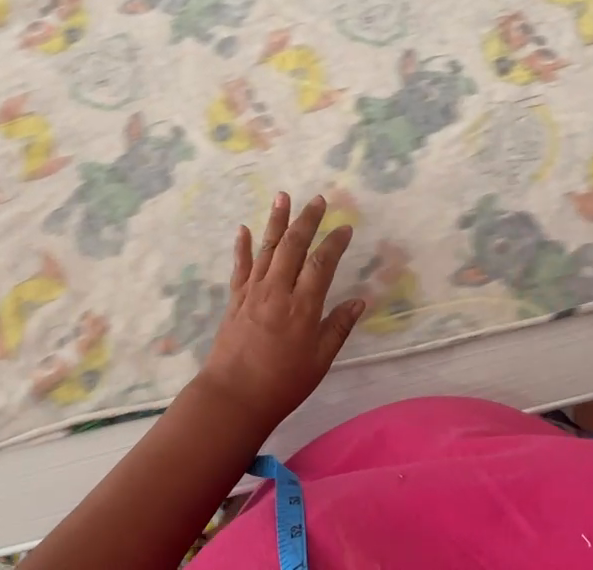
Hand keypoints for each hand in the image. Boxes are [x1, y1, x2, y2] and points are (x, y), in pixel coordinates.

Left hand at [193, 193, 363, 428]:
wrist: (233, 397)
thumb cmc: (282, 384)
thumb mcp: (319, 361)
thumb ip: (337, 328)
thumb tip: (359, 301)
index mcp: (302, 306)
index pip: (322, 264)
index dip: (335, 243)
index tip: (345, 228)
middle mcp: (277, 291)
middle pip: (293, 246)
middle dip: (307, 220)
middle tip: (318, 199)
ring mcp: (253, 292)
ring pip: (267, 248)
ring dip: (276, 221)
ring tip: (282, 196)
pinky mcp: (235, 299)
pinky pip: (240, 266)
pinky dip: (243, 246)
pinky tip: (244, 229)